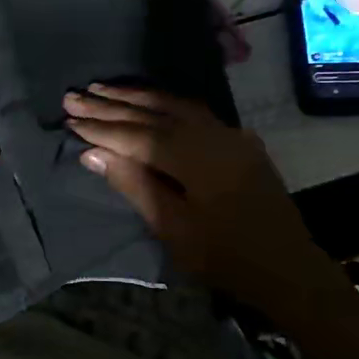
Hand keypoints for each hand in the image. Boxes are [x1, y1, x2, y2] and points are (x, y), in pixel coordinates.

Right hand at [65, 85, 333, 303]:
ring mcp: (228, 134)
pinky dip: (163, 102)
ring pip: (174, 106)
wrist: (289, 268)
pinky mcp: (237, 140)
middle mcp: (212, 135)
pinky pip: (193, 111)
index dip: (101, 127)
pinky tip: (147, 99)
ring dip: (136, 97)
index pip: (137, 135)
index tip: (69, 119)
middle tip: (74, 95)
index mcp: (195, 158)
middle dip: (111, 105)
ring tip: (101, 89)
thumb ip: (134, 184)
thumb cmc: (226, 257)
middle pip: (154, 114)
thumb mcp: (173, 229)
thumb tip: (92, 152)